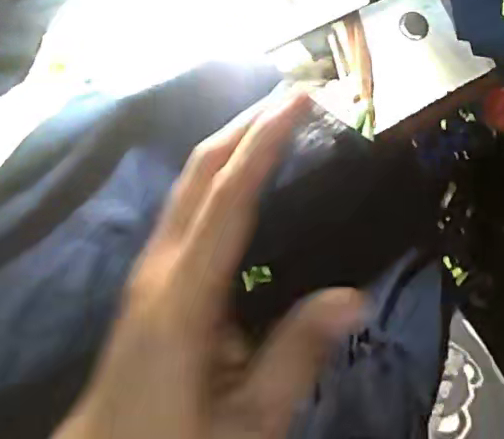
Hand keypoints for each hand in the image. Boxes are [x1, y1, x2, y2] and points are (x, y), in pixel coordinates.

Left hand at [53, 91, 365, 438]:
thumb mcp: (246, 422)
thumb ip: (296, 355)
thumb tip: (353, 296)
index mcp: (184, 291)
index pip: (229, 195)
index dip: (265, 141)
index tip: (297, 101)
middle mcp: (161, 260)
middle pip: (201, 168)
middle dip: (246, 123)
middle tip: (293, 97)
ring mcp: (150, 262)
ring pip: (190, 178)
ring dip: (231, 140)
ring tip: (275, 120)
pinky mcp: (151, 272)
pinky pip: (188, 199)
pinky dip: (219, 168)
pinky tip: (244, 172)